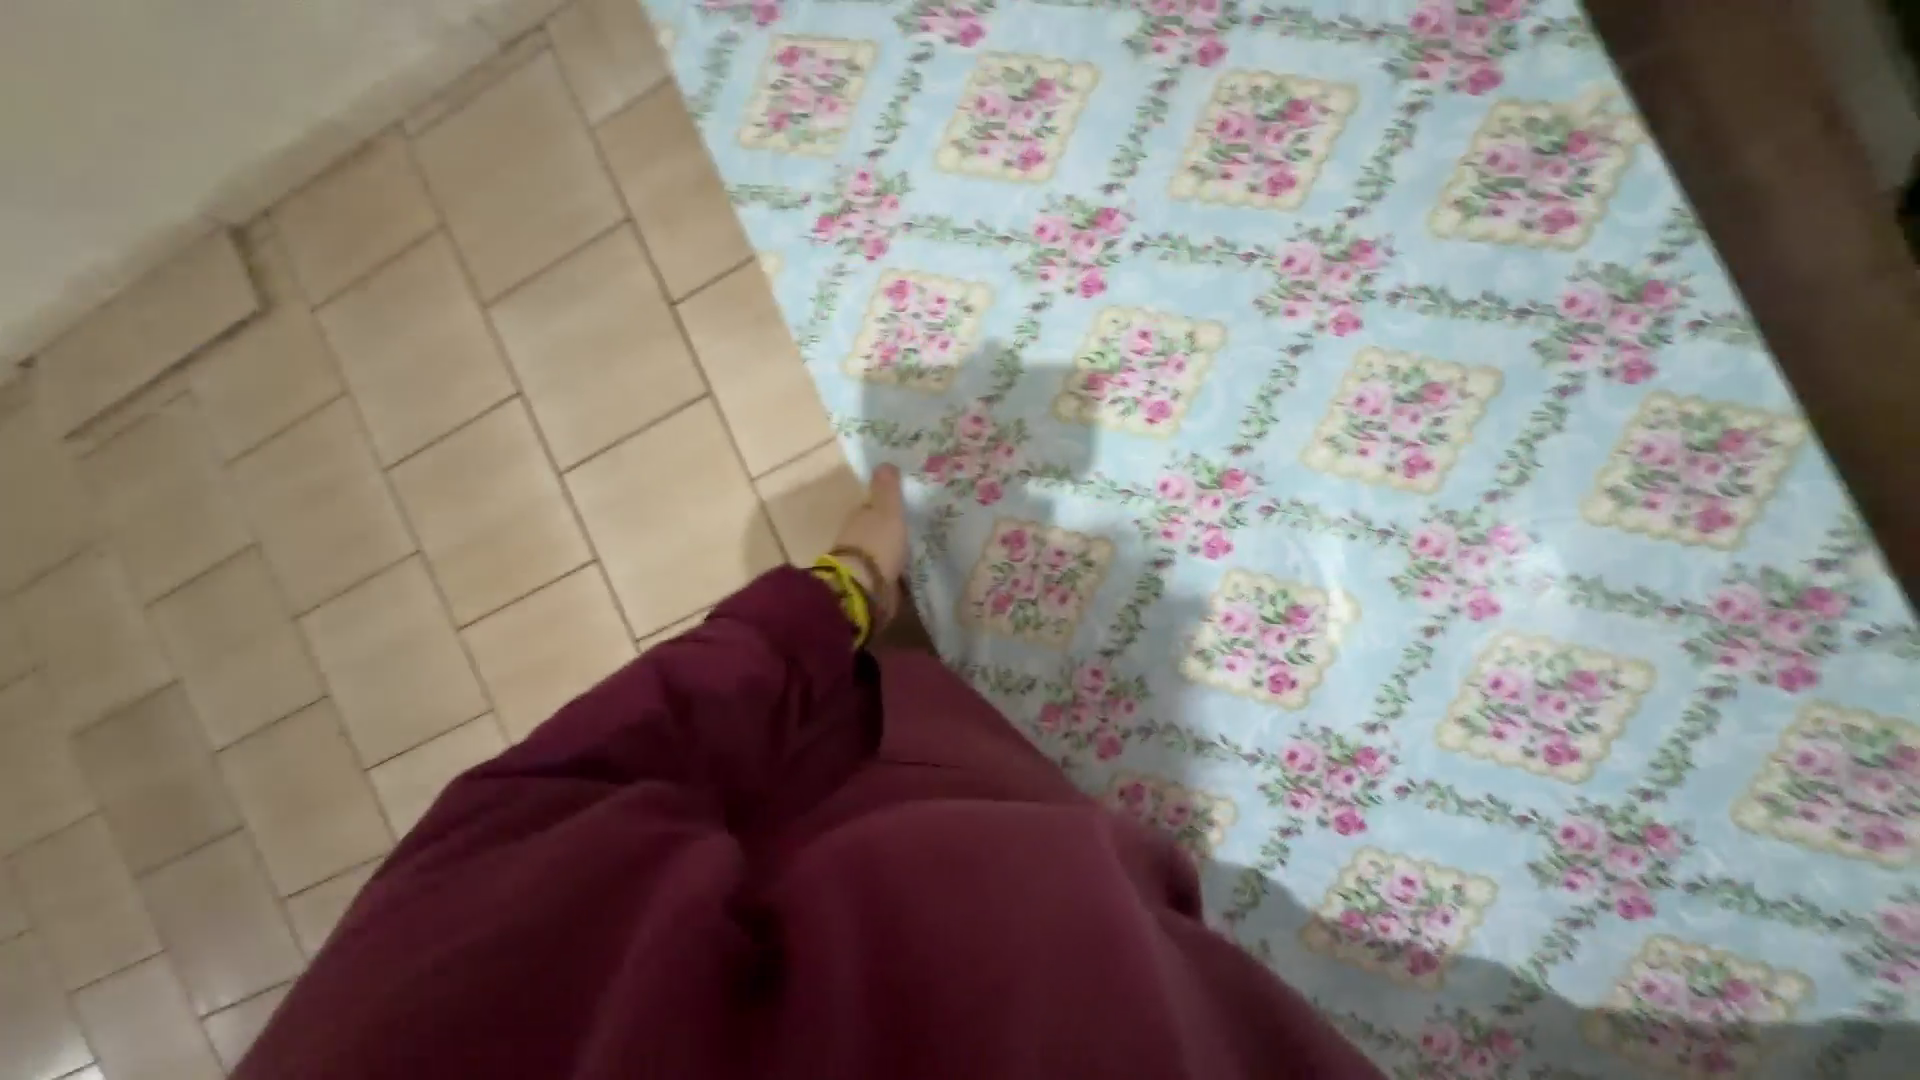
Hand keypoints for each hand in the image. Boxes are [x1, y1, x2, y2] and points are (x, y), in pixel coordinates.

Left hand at [830, 464, 907, 625]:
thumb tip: (884, 462)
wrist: (863, 589)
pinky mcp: (871, 586)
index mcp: (859, 517)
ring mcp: (862, 565)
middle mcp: (856, 539)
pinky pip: (887, 574)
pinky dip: (895, 572)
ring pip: (882, 553)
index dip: (888, 506)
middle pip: (877, 531)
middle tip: (915, 529)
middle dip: (891, 530)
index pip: (873, 508)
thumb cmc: (877, 544)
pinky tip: (911, 572)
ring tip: (917, 551)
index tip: (906, 506)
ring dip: (894, 552)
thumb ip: (887, 489)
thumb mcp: (887, 510)